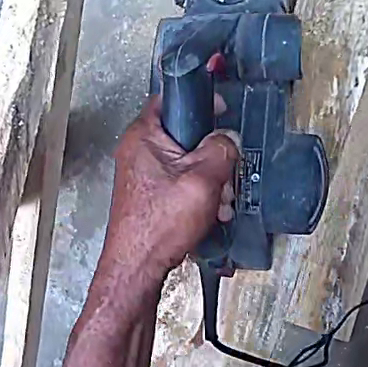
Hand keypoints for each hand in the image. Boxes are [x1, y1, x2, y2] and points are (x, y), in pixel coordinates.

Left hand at [96, 98, 238, 292]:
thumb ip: (222, 150)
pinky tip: (210, 213)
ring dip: (211, 180)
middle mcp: (139, 151)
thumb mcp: (203, 179)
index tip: (219, 110)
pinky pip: (182, 182)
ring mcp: (144, 174)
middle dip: (213, 156)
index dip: (200, 102)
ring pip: (188, 162)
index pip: (171, 99)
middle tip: (224, 174)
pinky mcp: (151, 194)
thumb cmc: (158, 225)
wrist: (139, 266)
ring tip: (218, 202)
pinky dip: (200, 195)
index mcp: (144, 136)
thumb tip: (228, 139)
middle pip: (186, 135)